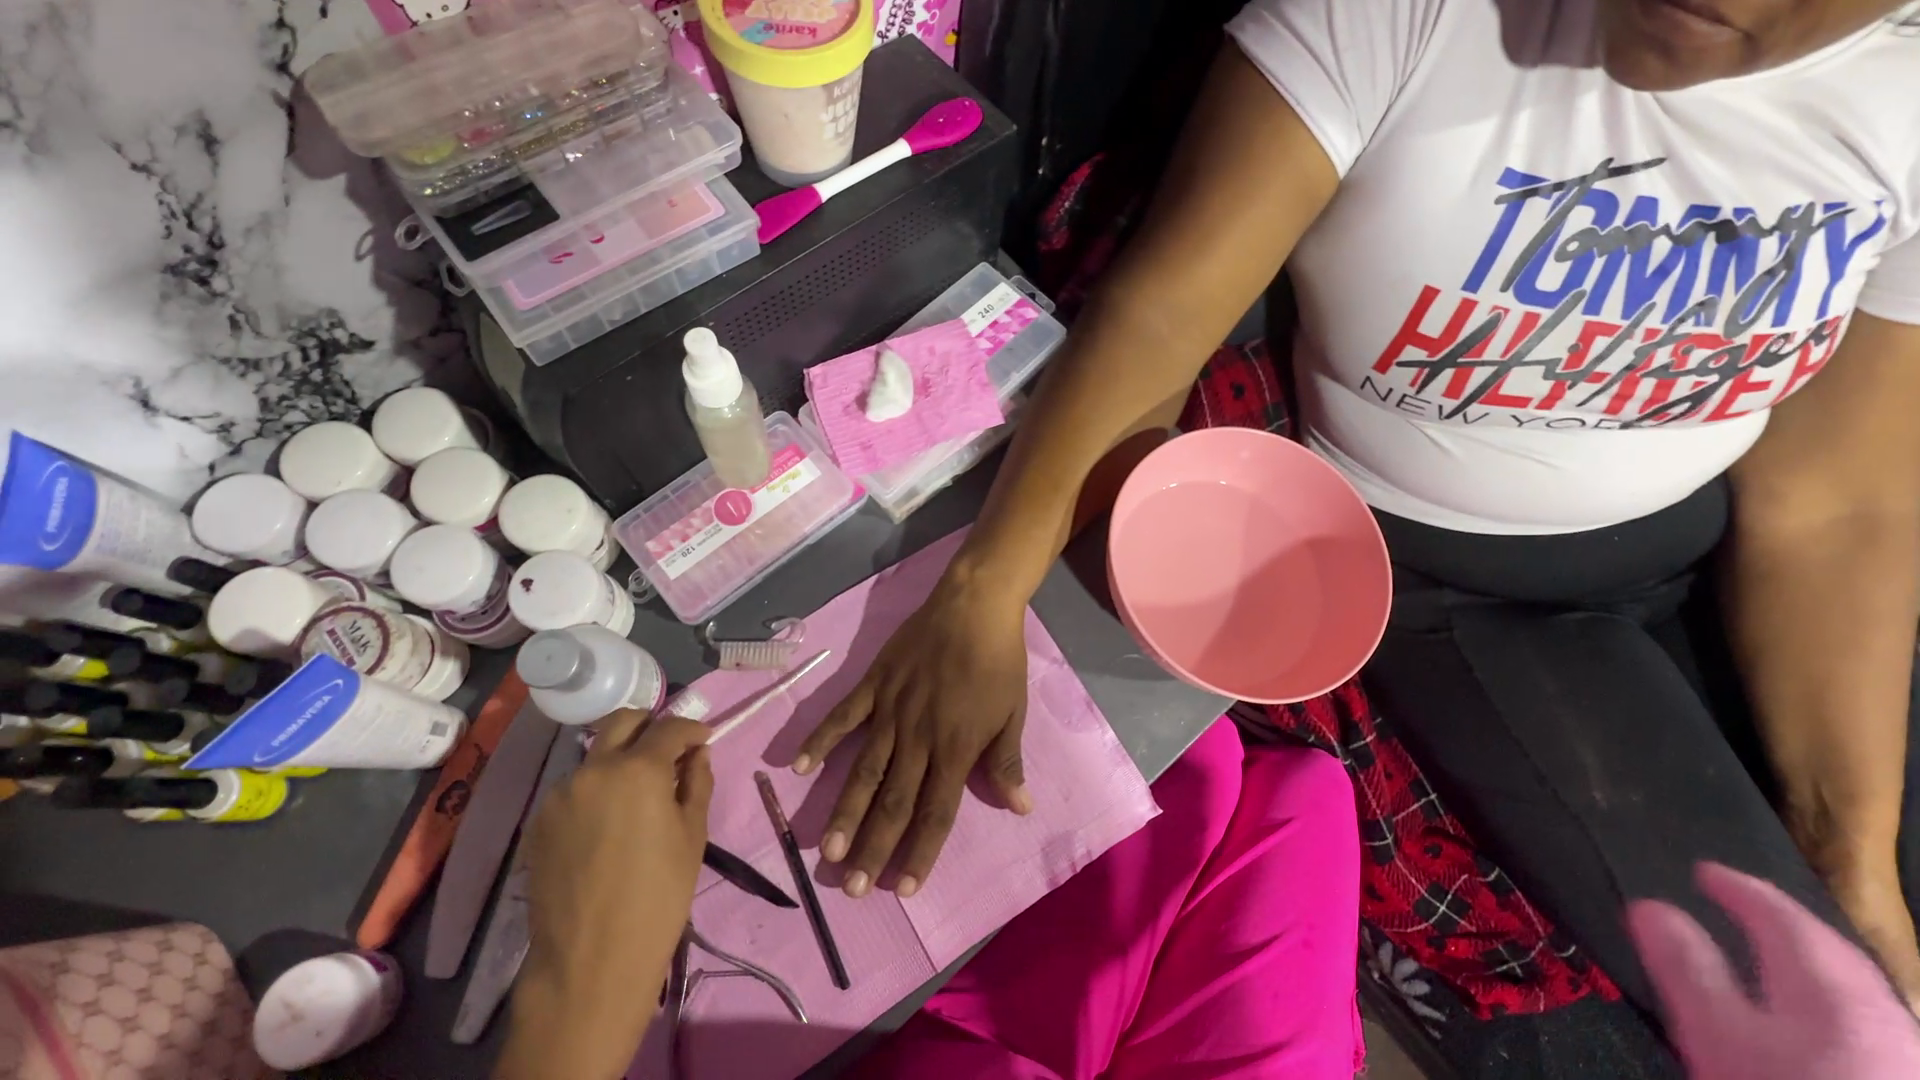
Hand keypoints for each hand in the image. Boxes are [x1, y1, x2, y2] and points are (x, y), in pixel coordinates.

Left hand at [496, 711, 712, 1079]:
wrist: (591, 959)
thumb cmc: (659, 897)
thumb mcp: (693, 836)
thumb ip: (697, 783)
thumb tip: (696, 754)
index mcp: (638, 770)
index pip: (670, 727)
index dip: (692, 729)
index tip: (703, 740)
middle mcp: (594, 769)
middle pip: (622, 721)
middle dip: (650, 726)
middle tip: (669, 752)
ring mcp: (560, 793)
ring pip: (596, 755)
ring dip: (621, 760)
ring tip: (638, 795)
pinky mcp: (540, 819)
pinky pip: (576, 787)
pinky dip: (597, 789)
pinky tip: (609, 823)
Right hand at [794, 574, 1033, 898]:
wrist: (974, 606)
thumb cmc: (998, 662)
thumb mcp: (1013, 713)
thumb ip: (1006, 761)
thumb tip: (1018, 808)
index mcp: (956, 749)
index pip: (936, 811)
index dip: (921, 852)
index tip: (902, 889)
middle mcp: (918, 738)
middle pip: (893, 802)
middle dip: (872, 847)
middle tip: (850, 887)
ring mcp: (890, 711)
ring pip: (864, 771)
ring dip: (845, 811)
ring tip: (825, 849)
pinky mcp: (872, 684)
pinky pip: (841, 717)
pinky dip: (820, 740)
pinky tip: (796, 766)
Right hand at [1628, 862, 1919, 1079]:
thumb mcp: (1717, 1032)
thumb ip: (1686, 967)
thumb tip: (1648, 907)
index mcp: (1824, 984)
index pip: (1779, 916)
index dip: (1737, 888)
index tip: (1702, 871)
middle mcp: (1874, 1006)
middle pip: (1828, 947)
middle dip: (1780, 917)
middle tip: (1736, 900)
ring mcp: (1899, 1046)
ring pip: (1851, 982)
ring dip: (1808, 956)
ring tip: (1770, 947)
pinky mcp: (1899, 1072)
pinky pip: (1862, 1013)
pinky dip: (1828, 992)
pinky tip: (1814, 1010)